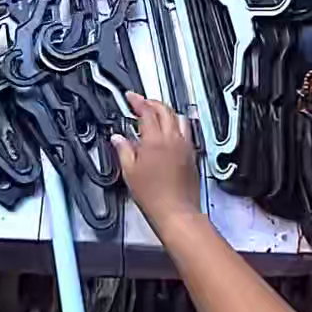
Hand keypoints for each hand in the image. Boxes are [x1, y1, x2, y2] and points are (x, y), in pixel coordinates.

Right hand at [112, 93, 200, 229]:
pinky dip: (177, 125)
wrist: (177, 214)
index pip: (147, 111)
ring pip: (179, 118)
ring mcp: (185, 147)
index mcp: (155, 140)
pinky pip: (186, 132)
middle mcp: (172, 140)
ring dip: (166, 111)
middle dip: (152, 102)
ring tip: (156, 114)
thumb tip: (118, 139)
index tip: (130, 97)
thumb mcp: (130, 172)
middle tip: (141, 102)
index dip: (137, 101)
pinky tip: (169, 132)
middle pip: (164, 110)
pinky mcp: (192, 156)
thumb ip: (123, 150)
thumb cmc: (154, 197)